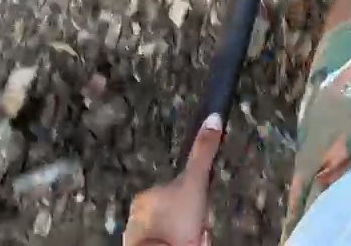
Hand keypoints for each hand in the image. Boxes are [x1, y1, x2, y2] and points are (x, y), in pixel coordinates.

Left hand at [125, 114, 222, 245]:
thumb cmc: (176, 220)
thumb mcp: (195, 181)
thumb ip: (203, 152)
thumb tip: (214, 117)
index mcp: (146, 196)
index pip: (172, 189)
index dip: (190, 196)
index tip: (199, 204)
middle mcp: (136, 216)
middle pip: (170, 209)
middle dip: (186, 215)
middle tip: (198, 224)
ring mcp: (138, 238)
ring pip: (168, 229)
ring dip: (182, 232)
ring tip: (194, 238)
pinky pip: (166, 243)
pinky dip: (176, 243)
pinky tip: (186, 244)